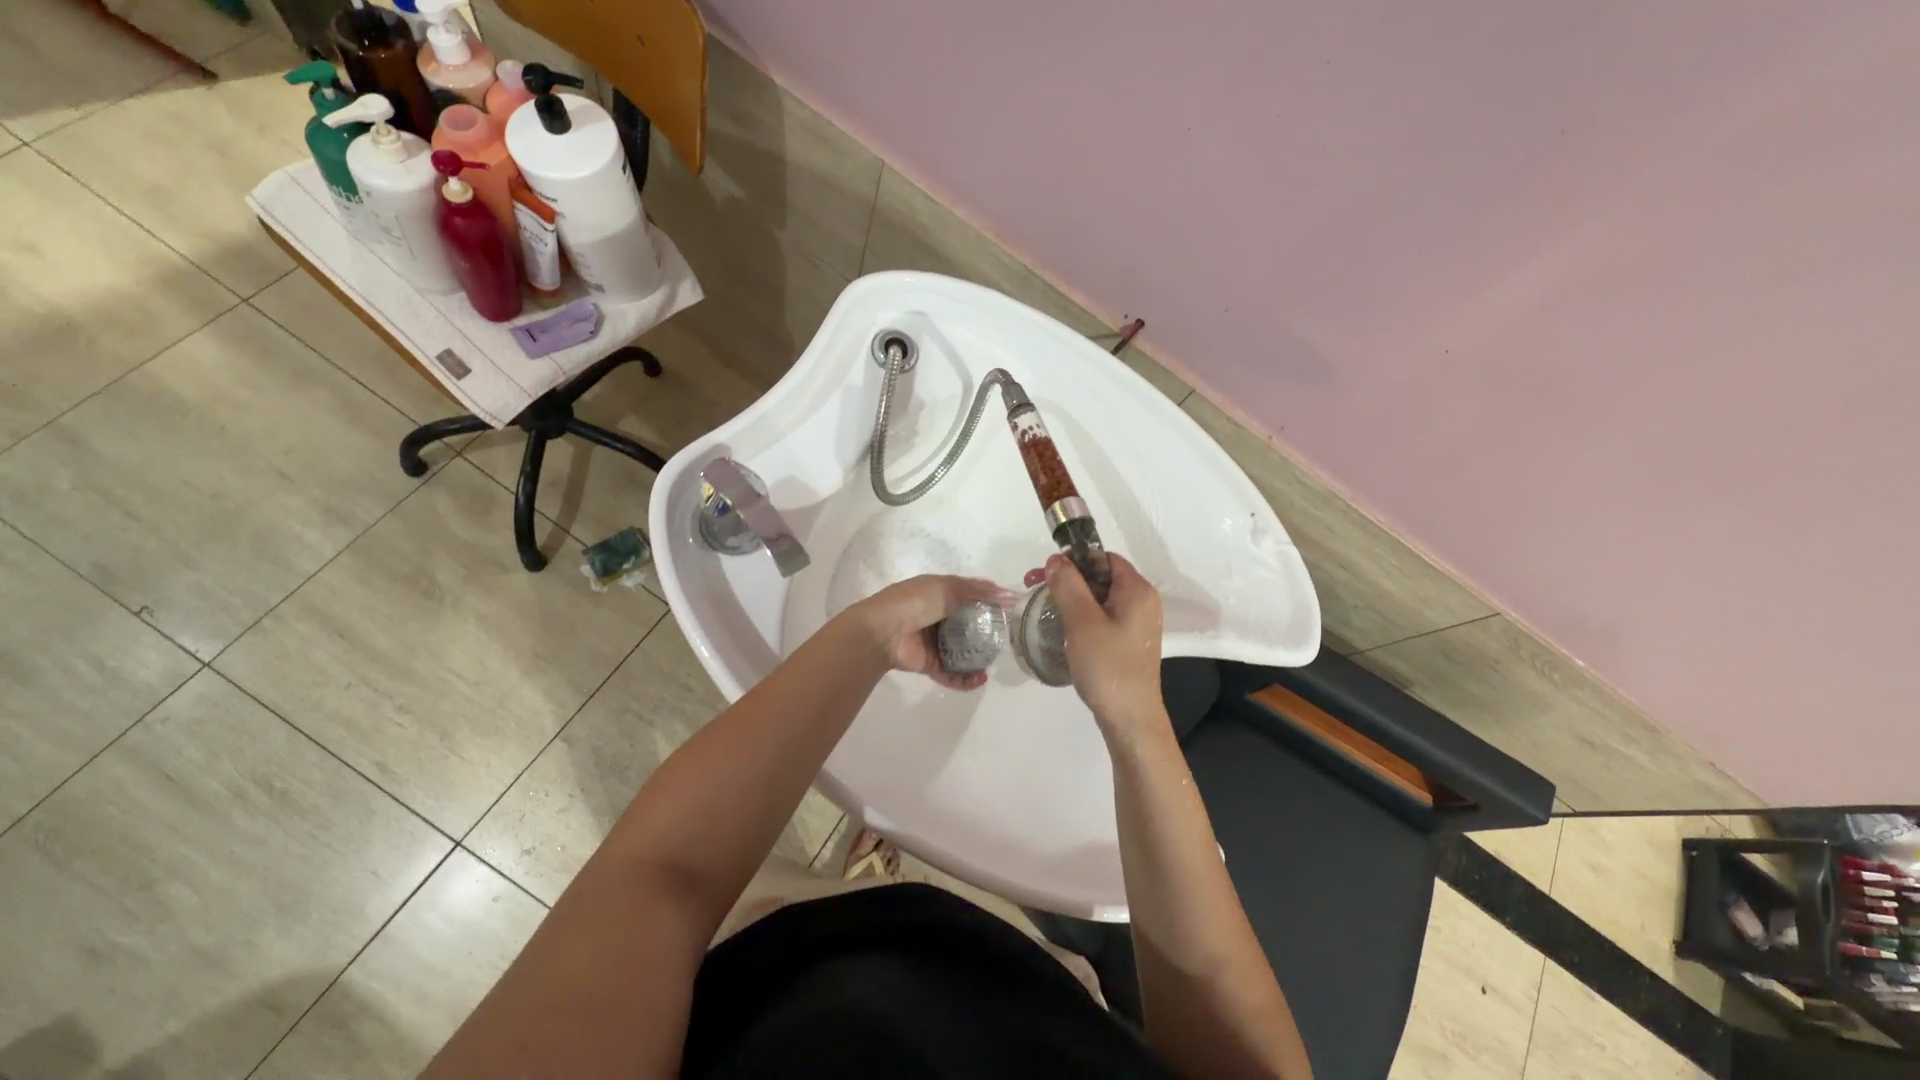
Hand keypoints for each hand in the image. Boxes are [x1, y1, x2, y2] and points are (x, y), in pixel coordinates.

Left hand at [844, 575, 1015, 690]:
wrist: (883, 631)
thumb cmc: (915, 602)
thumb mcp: (947, 588)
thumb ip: (976, 591)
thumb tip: (1006, 594)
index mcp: (938, 593)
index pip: (969, 595)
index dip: (989, 599)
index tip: (1011, 607)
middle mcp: (937, 616)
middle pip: (967, 625)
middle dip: (986, 632)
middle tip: (1007, 638)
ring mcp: (933, 642)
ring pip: (961, 652)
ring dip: (978, 659)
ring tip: (993, 662)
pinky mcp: (929, 664)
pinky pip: (951, 673)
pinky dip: (965, 679)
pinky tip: (979, 679)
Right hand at [1034, 553, 1164, 730]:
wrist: (1130, 719)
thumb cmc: (1107, 666)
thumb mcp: (1082, 621)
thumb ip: (1068, 585)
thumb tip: (1056, 560)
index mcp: (1137, 591)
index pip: (1104, 557)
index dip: (1074, 560)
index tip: (1044, 573)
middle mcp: (1142, 602)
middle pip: (1100, 577)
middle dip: (1067, 580)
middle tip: (1034, 589)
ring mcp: (1136, 625)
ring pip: (1099, 600)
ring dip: (1071, 600)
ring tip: (1044, 610)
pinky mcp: (1128, 644)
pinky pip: (1102, 619)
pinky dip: (1081, 618)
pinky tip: (1062, 631)